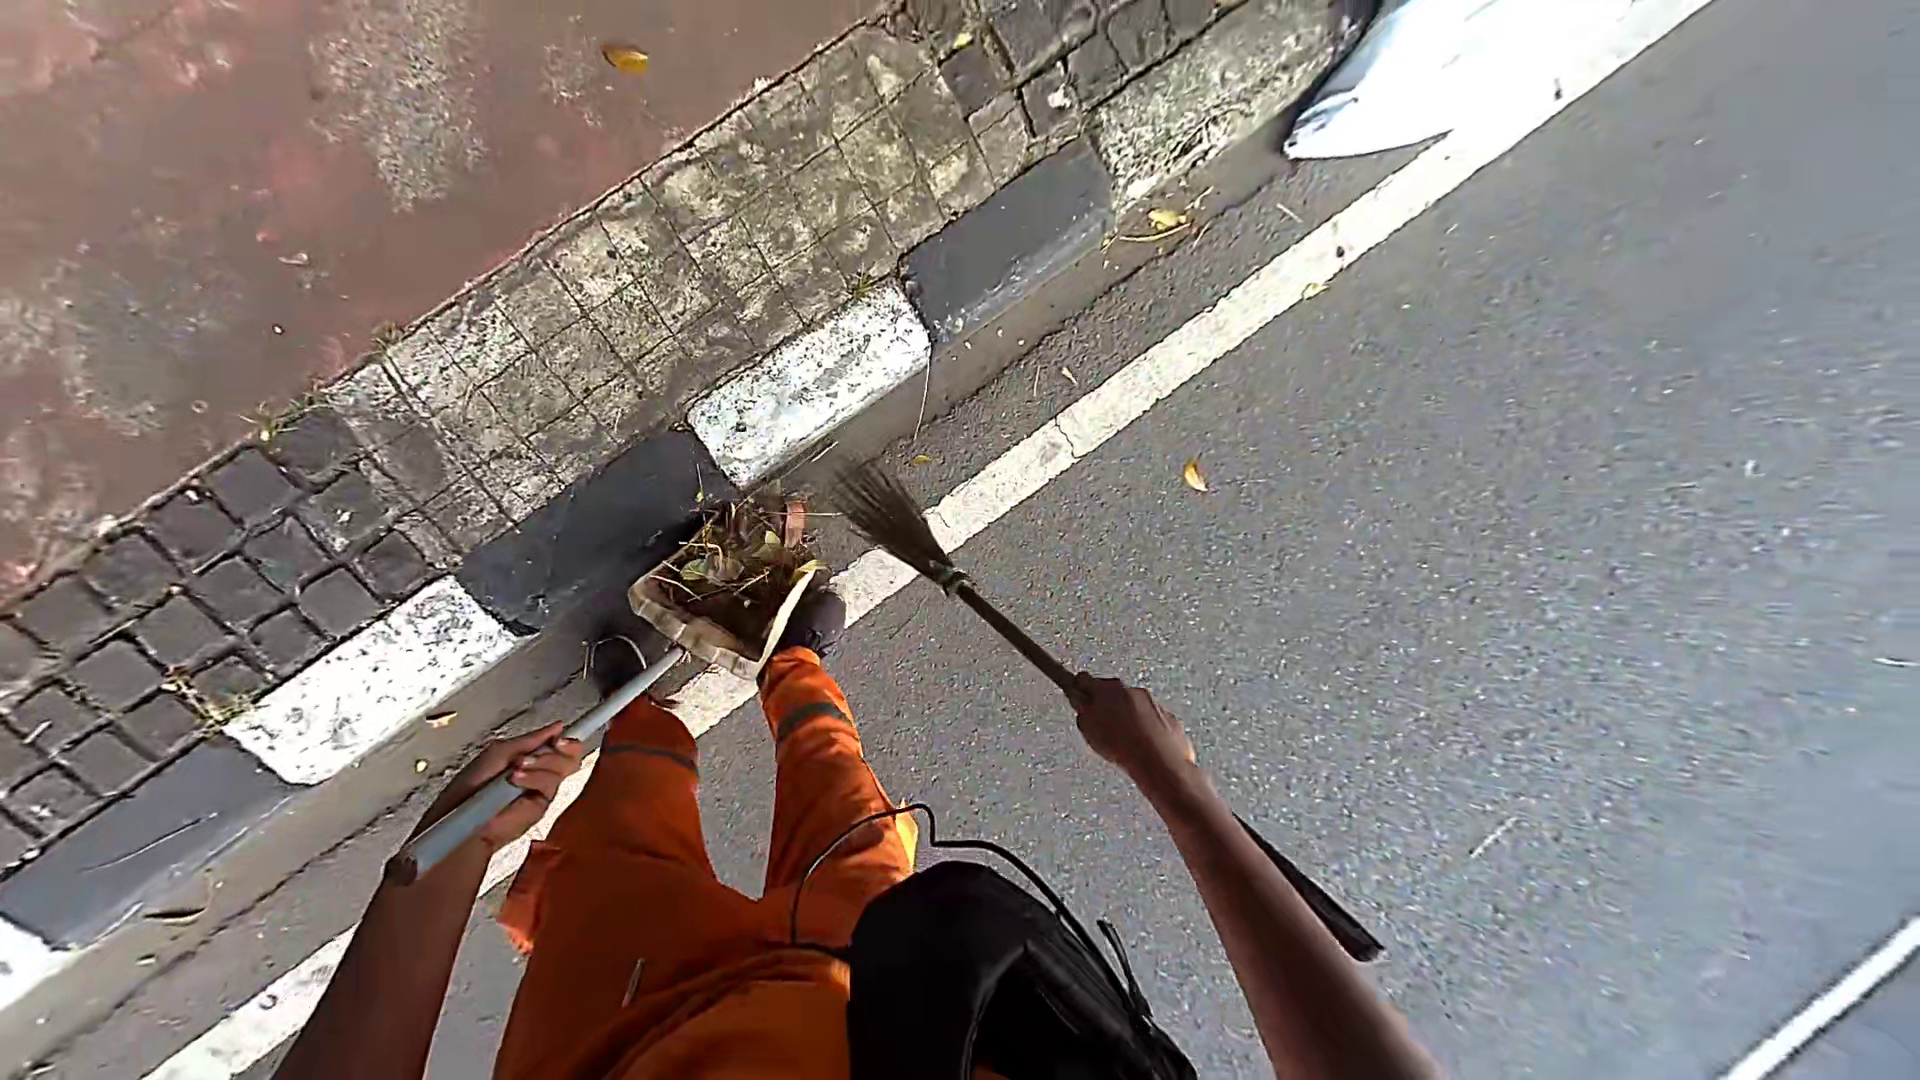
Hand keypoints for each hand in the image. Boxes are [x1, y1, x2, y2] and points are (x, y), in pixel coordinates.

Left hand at [415, 722, 586, 852]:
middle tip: (546, 749)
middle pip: (572, 754)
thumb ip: (531, 739)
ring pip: (566, 766)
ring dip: (543, 762)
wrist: (460, 818)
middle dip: (556, 750)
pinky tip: (516, 780)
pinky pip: (552, 783)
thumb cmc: (469, 787)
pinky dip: (535, 777)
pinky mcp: (544, 804)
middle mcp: (542, 772)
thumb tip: (559, 726)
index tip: (559, 738)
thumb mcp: (499, 752)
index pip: (565, 746)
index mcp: (534, 758)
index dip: (567, 741)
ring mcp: (544, 788)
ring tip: (518, 768)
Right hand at [1070, 673, 1195, 789]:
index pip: (1084, 680)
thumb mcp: (1088, 729)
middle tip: (1100, 726)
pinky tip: (1142, 746)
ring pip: (1134, 705)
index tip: (1076, 695)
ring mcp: (1152, 703)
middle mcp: (1131, 690)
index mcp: (1107, 689)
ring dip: (1127, 717)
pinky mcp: (1168, 717)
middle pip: (1111, 691)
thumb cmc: (1123, 746)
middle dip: (1105, 705)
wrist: (1160, 763)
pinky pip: (1153, 719)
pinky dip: (1147, 728)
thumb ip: (1083, 710)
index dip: (1078, 689)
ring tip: (1123, 742)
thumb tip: (1080, 702)